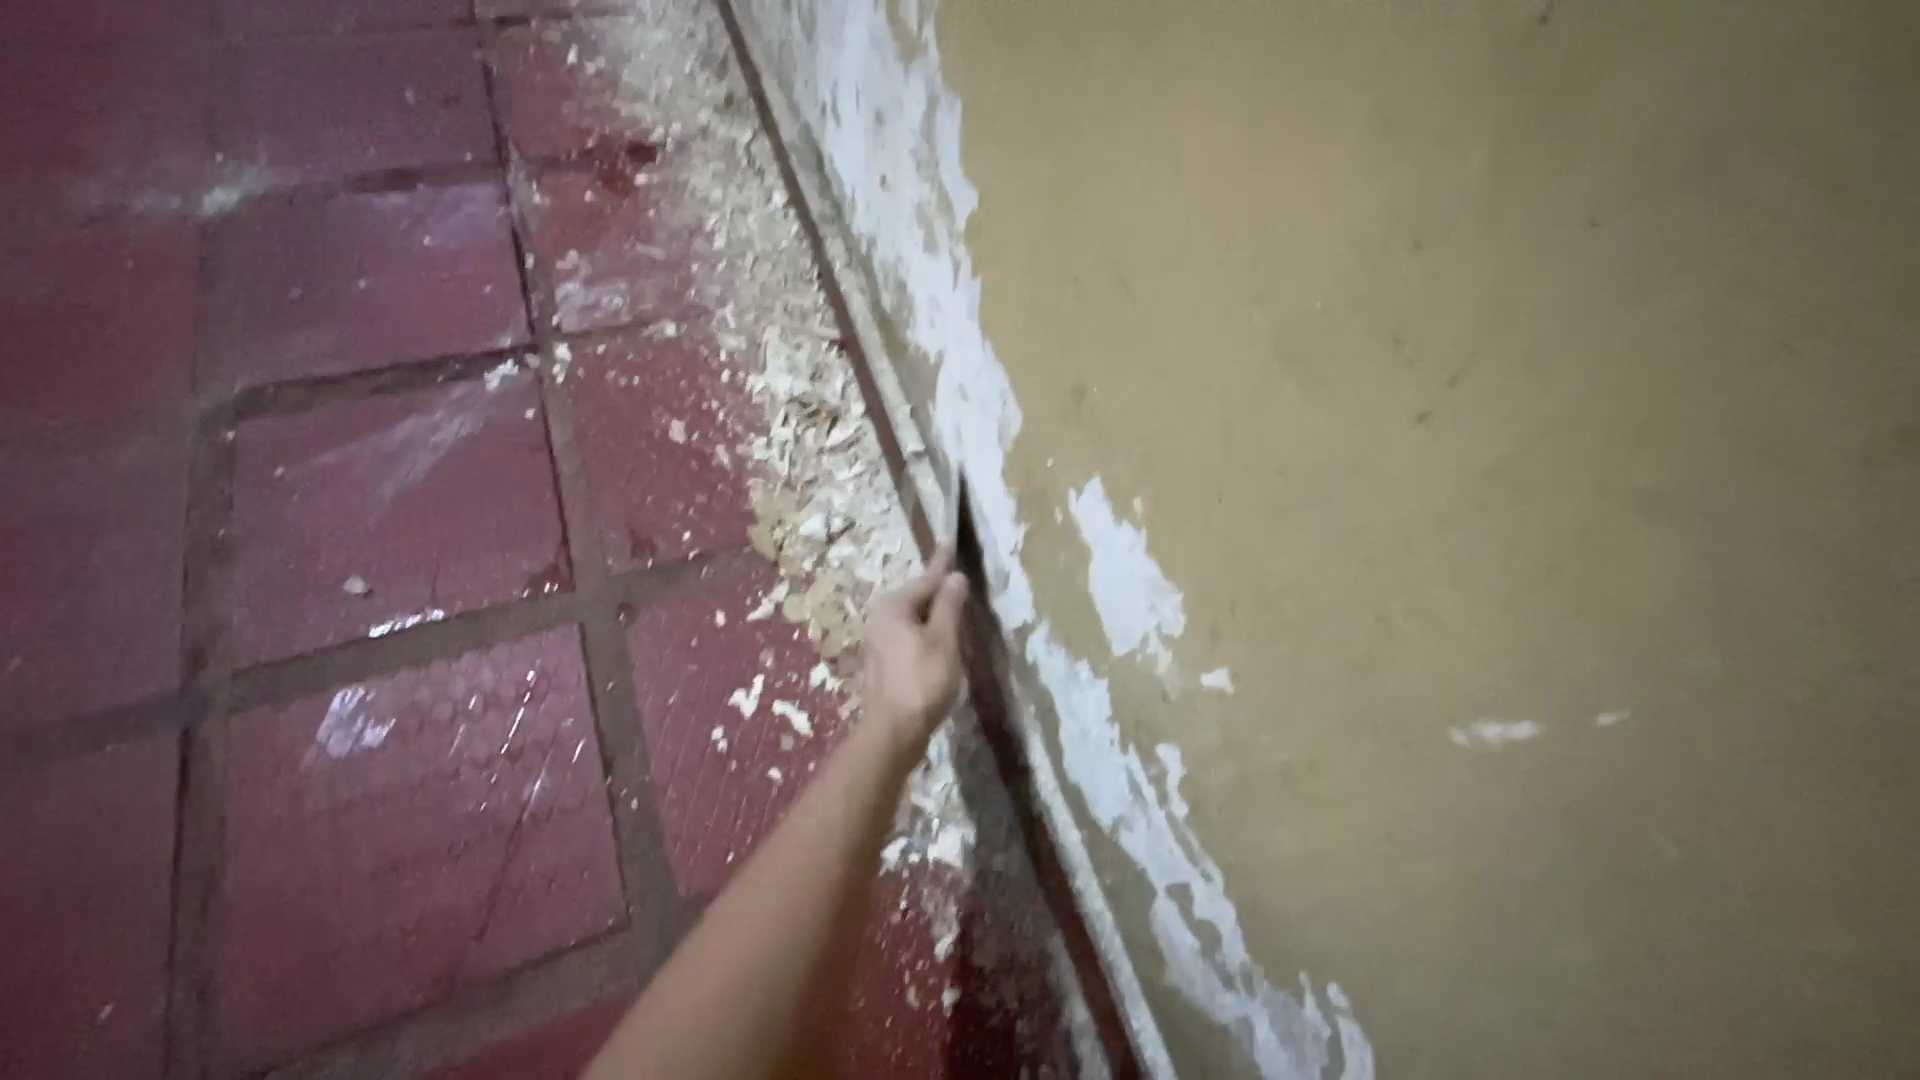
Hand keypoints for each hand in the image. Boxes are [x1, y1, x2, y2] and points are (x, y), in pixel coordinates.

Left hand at [861, 548, 969, 740]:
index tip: (949, 543)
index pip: (926, 579)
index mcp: (893, 606)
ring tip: (954, 608)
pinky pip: (908, 634)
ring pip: (912, 618)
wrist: (894, 730)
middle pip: (917, 597)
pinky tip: (940, 640)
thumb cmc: (922, 681)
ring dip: (933, 614)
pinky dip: (926, 632)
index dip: (942, 565)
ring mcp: (878, 640)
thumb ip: (949, 606)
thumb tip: (954, 577)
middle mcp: (880, 617)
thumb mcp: (943, 640)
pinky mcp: (883, 661)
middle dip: (938, 590)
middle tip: (958, 579)